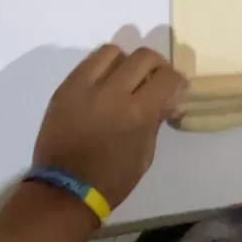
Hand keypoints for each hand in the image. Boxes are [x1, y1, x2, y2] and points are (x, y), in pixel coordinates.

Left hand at [32, 45, 187, 210]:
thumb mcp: (145, 153)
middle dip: (157, 65)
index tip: (176, 89)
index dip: (177, 80)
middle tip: (155, 80)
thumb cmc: (112, 178)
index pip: (167, 77)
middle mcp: (112, 92)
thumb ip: (156, 118)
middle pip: (143, 56)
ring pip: (112, 51)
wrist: (65, 190)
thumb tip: (167, 97)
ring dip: (126, 61)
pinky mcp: (65, 88)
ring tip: (125, 78)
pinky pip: (87, 63)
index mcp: (137, 113)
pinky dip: (102, 67)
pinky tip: (104, 83)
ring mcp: (84, 87)